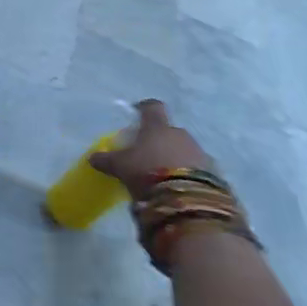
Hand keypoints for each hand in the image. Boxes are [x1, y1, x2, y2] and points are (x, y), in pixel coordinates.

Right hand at [87, 99, 212, 197]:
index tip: (137, 111)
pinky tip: (174, 182)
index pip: (152, 107)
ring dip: (172, 155)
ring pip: (182, 148)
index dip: (143, 108)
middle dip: (157, 139)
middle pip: (167, 131)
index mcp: (157, 127)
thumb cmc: (145, 171)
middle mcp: (180, 134)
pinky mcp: (213, 170)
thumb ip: (104, 159)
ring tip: (159, 171)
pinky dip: (184, 170)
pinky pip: (194, 165)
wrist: (186, 198)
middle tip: (144, 152)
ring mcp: (199, 151)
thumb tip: (94, 157)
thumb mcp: (117, 165)